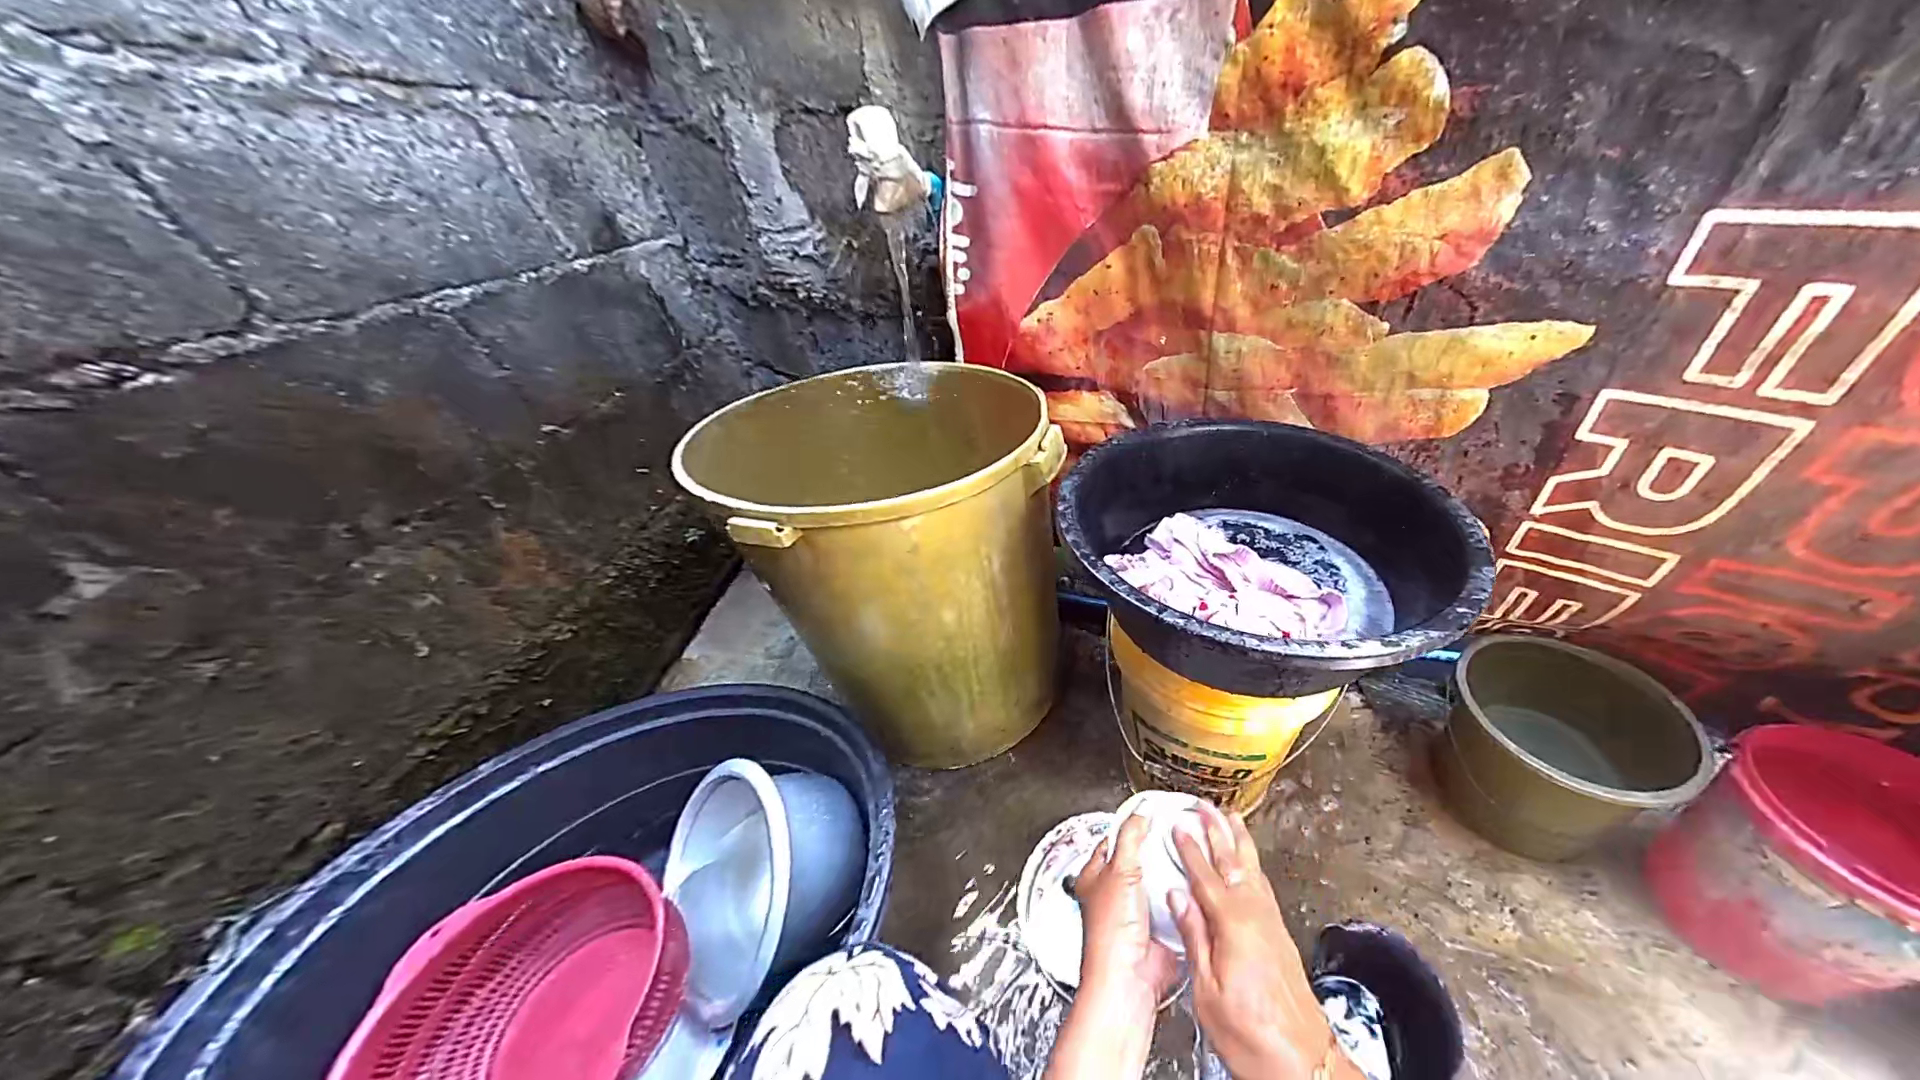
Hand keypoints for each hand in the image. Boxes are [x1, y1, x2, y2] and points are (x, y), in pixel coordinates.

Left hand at [1073, 811, 1181, 1014]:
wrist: (1131, 978)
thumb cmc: (1110, 932)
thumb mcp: (1119, 870)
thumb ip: (1129, 839)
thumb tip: (1138, 815)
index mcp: (1095, 875)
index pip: (1113, 841)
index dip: (1130, 827)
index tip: (1149, 816)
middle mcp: (1115, 893)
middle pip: (1139, 861)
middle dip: (1157, 851)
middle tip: (1174, 836)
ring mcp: (1139, 911)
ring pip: (1159, 882)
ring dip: (1173, 875)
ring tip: (1188, 858)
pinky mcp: (1160, 928)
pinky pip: (1175, 904)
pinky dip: (1184, 897)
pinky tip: (1193, 888)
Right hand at [1171, 808, 1338, 1079]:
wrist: (1305, 1067)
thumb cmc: (1254, 1037)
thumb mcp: (1207, 990)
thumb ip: (1193, 937)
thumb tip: (1178, 898)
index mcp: (1233, 926)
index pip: (1205, 876)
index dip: (1190, 848)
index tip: (1179, 825)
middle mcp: (1256, 919)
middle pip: (1233, 863)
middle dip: (1218, 832)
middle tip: (1206, 806)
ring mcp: (1272, 927)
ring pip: (1252, 871)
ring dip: (1239, 842)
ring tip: (1230, 820)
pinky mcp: (1280, 938)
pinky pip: (1262, 886)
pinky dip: (1252, 866)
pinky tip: (1249, 865)